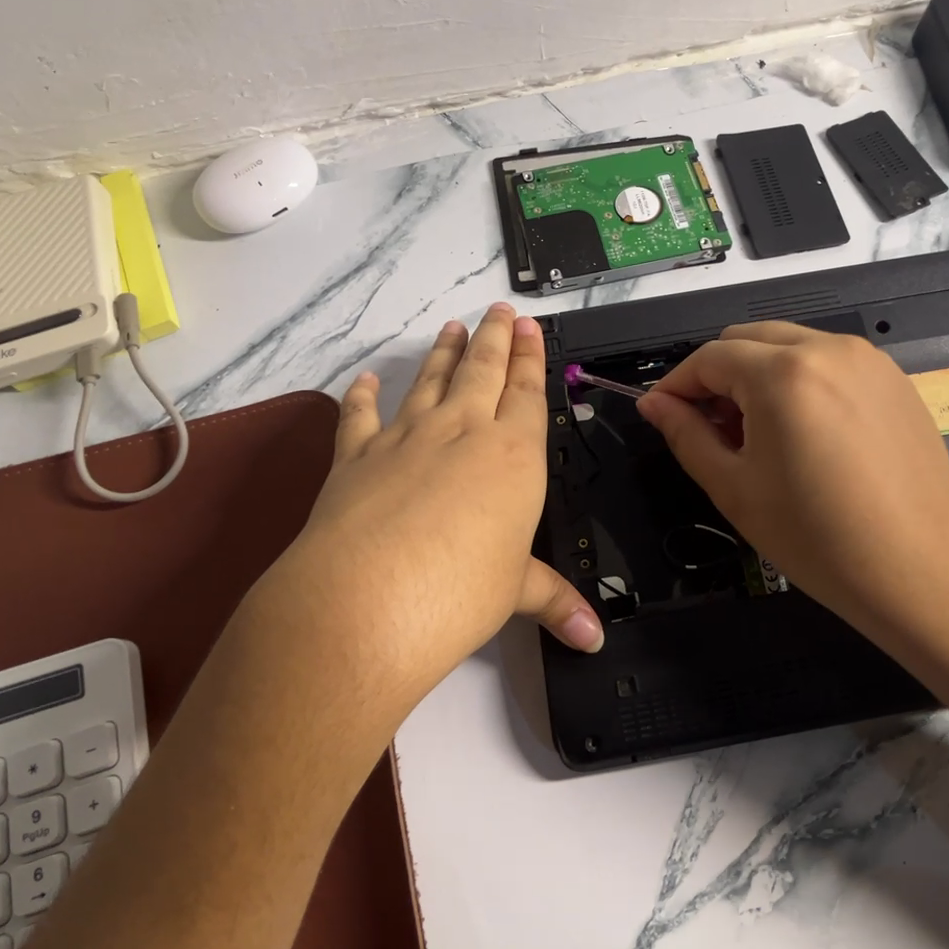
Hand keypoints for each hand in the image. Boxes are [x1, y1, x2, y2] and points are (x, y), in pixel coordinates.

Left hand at [277, 304, 603, 692]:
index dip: (531, 358)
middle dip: (495, 338)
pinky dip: (362, 395)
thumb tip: (593, 638)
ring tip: (452, 328)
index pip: (526, 393)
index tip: (530, 328)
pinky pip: (360, 415)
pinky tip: (365, 380)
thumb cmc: (460, 591)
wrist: (368, 597)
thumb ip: (554, 602)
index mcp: (512, 455)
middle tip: (499, 310)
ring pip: (429, 381)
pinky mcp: (355, 456)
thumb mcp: (516, 592)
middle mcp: (461, 432)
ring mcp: (405, 438)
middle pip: (482, 371)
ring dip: (443, 354)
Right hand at [637, 322, 948, 632]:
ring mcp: (869, 361)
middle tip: (709, 428)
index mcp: (783, 373)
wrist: (917, 571)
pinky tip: (806, 435)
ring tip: (758, 434)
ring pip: (792, 345)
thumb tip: (654, 405)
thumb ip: (687, 435)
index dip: (677, 384)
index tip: (660, 414)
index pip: (710, 358)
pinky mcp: (895, 381)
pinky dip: (803, 381)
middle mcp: (828, 349)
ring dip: (760, 375)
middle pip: (749, 339)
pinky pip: (831, 363)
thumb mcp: (734, 488)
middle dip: (718, 374)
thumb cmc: (816, 537)